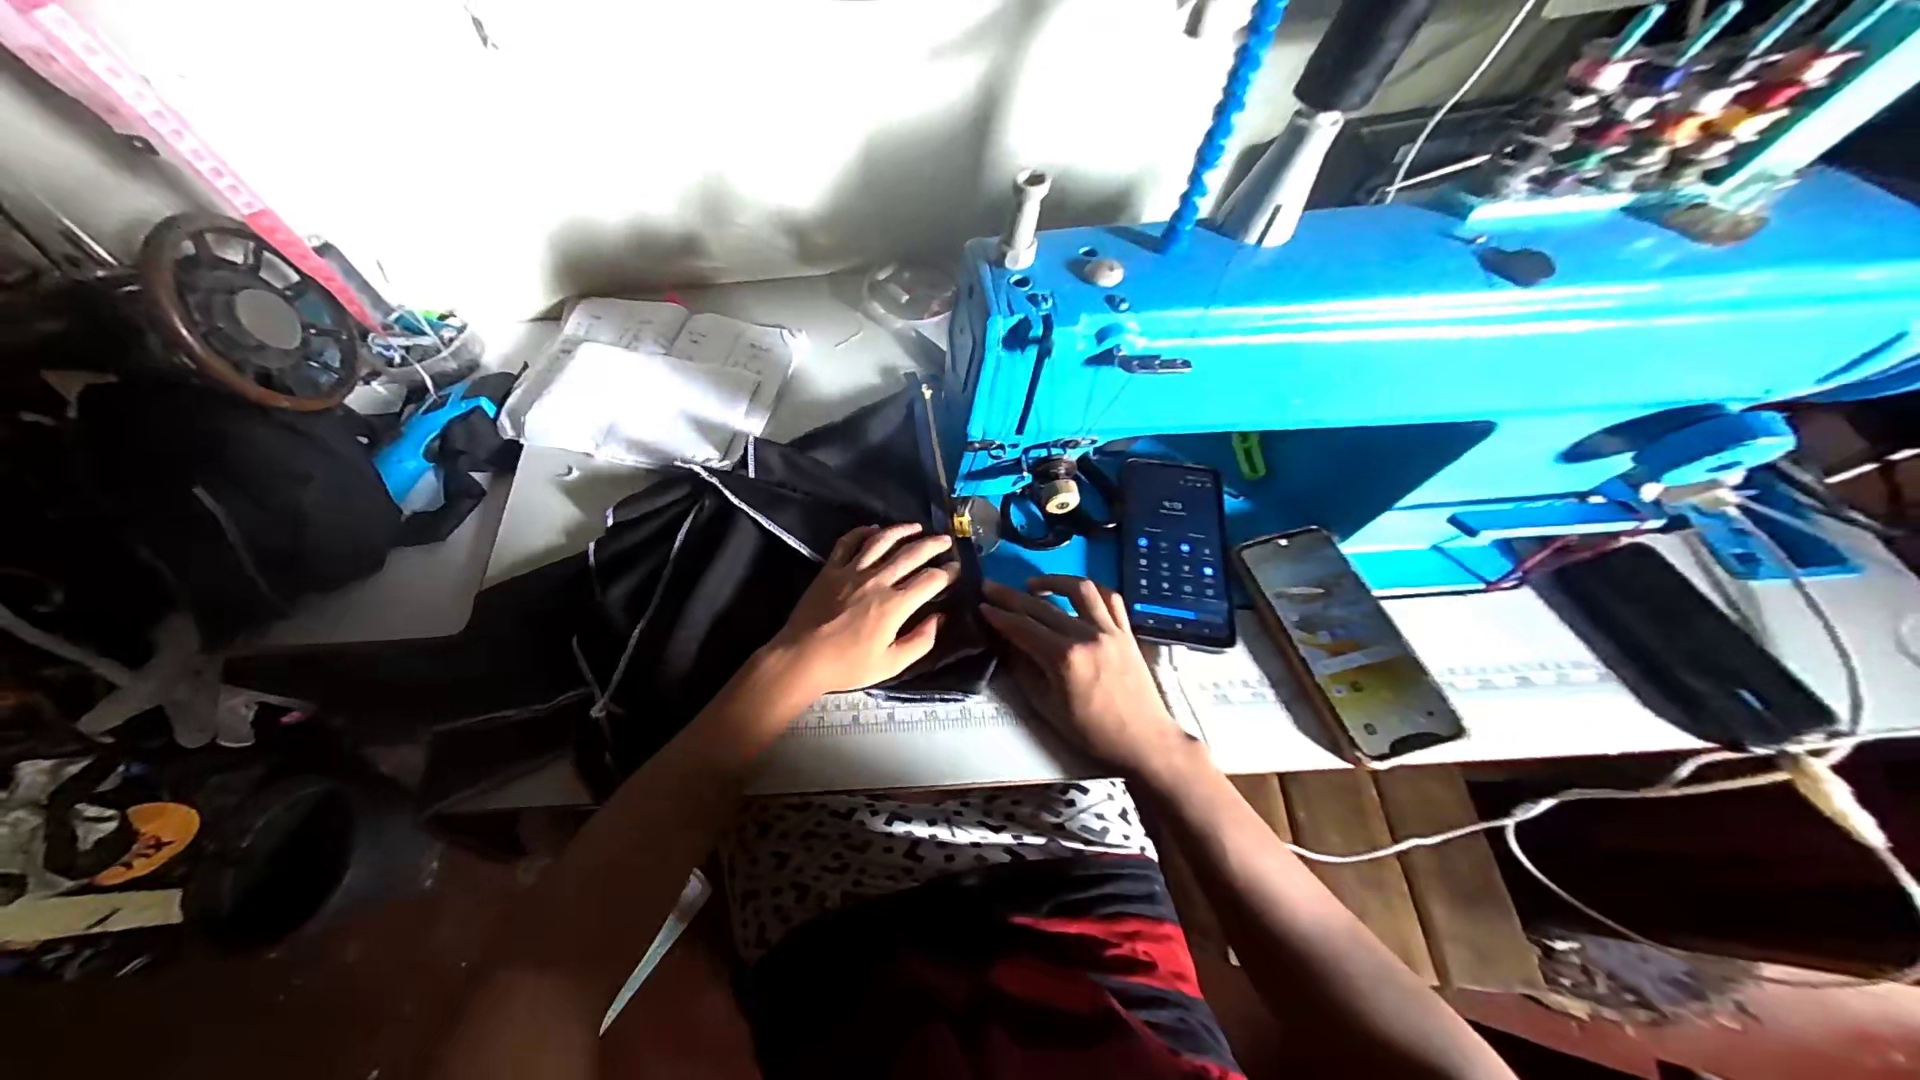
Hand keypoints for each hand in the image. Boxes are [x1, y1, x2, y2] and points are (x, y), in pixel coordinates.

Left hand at [766, 523, 959, 695]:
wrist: (801, 658)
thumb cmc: (848, 666)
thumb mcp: (891, 664)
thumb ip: (920, 641)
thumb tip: (938, 619)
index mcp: (895, 605)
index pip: (930, 580)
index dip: (948, 573)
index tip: (956, 569)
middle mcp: (877, 581)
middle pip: (911, 554)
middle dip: (933, 545)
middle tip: (946, 541)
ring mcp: (852, 571)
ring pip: (882, 541)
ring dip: (902, 531)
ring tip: (916, 526)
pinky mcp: (831, 569)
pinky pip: (848, 542)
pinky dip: (862, 532)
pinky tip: (874, 529)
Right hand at [979, 575, 1192, 777]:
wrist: (1143, 739)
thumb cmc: (1091, 731)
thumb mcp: (1047, 707)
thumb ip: (1025, 670)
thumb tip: (1008, 643)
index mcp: (1063, 658)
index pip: (1022, 627)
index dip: (999, 615)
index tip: (982, 605)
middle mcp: (1086, 636)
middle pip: (1042, 606)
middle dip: (1011, 595)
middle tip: (991, 586)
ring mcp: (1109, 630)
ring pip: (1079, 590)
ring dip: (1052, 581)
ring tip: (1033, 585)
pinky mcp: (1126, 631)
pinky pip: (1110, 598)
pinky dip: (1091, 589)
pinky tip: (1076, 592)